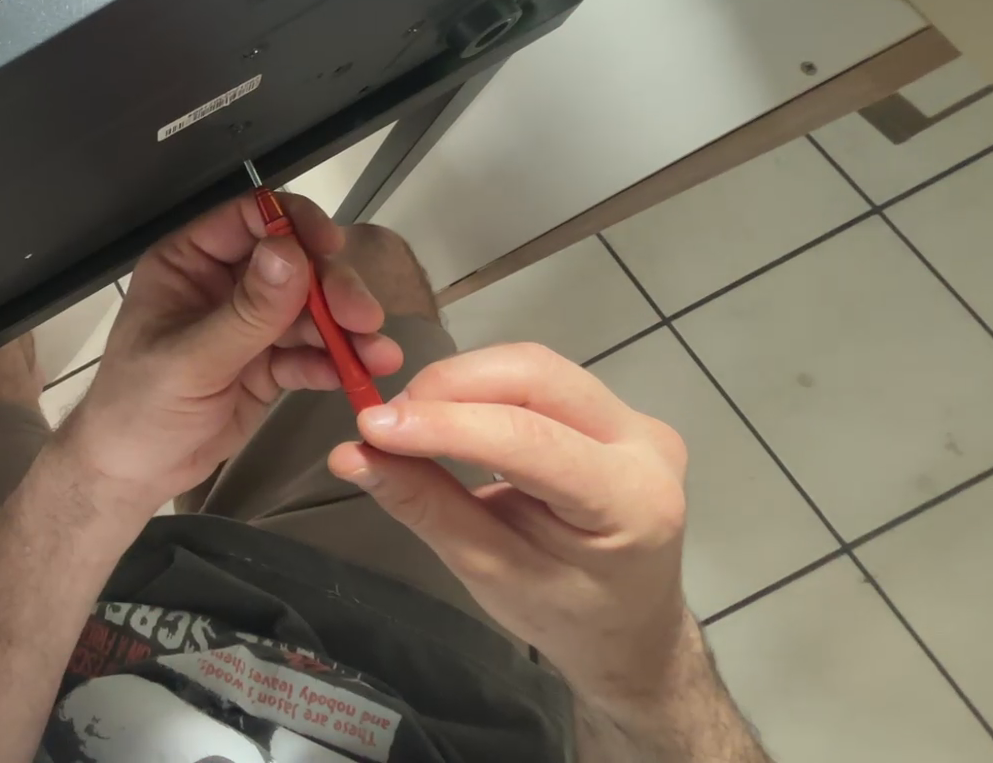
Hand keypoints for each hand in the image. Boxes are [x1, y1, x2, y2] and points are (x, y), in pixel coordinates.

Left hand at [57, 193, 403, 515]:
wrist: (133, 471)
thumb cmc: (139, 405)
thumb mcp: (190, 358)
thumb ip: (245, 312)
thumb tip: (291, 252)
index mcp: (188, 263)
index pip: (247, 220)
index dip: (292, 224)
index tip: (331, 247)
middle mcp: (221, 284)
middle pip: (291, 263)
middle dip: (331, 287)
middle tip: (364, 317)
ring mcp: (247, 325)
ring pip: (308, 309)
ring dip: (345, 328)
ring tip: (377, 354)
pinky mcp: (267, 365)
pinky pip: (307, 353)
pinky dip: (334, 362)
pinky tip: (358, 376)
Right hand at [327, 343, 694, 712]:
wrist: (631, 628)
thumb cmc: (562, 613)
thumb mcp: (485, 570)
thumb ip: (421, 505)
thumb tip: (348, 456)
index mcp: (631, 502)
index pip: (529, 440)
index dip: (444, 425)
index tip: (368, 426)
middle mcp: (644, 442)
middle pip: (533, 374)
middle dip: (446, 386)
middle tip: (387, 421)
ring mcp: (630, 417)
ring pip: (527, 364)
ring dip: (454, 381)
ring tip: (409, 421)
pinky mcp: (606, 406)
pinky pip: (528, 373)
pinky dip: (471, 385)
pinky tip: (443, 414)